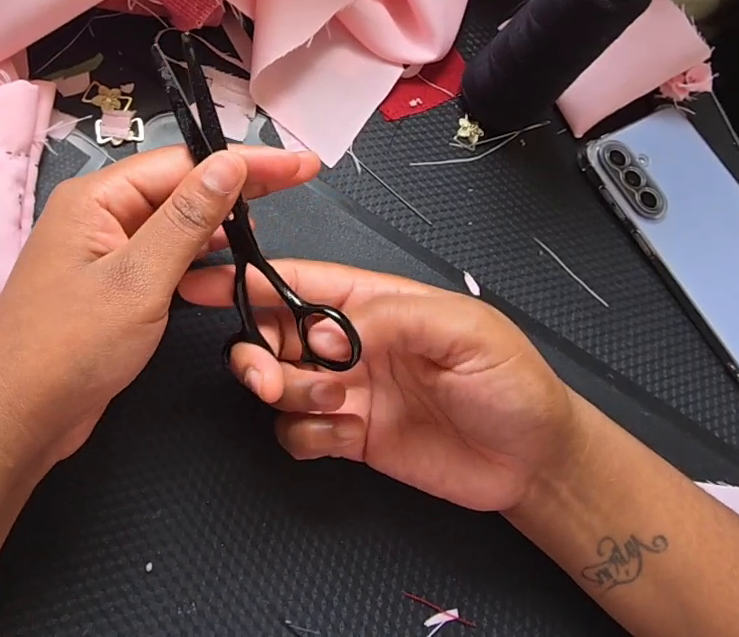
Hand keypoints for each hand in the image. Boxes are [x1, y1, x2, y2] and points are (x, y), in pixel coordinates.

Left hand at [0, 144, 320, 467]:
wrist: (16, 423)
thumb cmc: (70, 350)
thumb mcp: (138, 281)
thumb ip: (188, 219)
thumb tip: (230, 162)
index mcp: (96, 199)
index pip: (183, 164)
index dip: (245, 161)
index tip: (299, 163)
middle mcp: (99, 214)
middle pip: (180, 185)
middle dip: (239, 182)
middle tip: (300, 176)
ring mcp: (105, 249)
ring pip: (175, 219)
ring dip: (221, 215)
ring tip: (273, 209)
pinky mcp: (113, 282)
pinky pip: (164, 252)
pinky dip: (200, 250)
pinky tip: (230, 251)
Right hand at [178, 262, 587, 512]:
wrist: (533, 460)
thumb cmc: (510, 379)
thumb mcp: (462, 328)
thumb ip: (390, 318)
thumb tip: (326, 329)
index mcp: (373, 301)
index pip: (298, 282)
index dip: (247, 280)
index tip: (205, 280)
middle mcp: (353, 342)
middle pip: (274, 333)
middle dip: (256, 349)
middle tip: (269, 374)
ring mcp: (349, 389)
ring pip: (279, 382)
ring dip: (283, 393)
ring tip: (329, 402)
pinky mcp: (351, 434)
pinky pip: (299, 432)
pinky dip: (304, 435)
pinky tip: (340, 435)